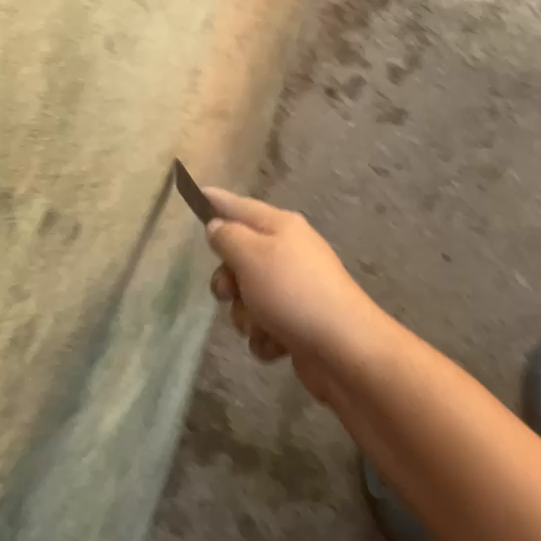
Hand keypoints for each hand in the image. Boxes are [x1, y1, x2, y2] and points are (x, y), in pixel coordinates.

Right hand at [202, 188, 383, 401]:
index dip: (217, 201)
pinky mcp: (298, 323)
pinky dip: (265, 337)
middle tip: (229, 292)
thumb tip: (217, 226)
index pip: (240, 206)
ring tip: (261, 324)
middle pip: (240, 257)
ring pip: (248, 297)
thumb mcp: (251, 256)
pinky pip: (265, 326)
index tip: (198, 193)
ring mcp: (295, 289)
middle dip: (228, 280)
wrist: (342, 347)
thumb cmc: (292, 292)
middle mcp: (289, 253)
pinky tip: (276, 345)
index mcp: (280, 227)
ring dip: (245, 315)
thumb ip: (227, 237)